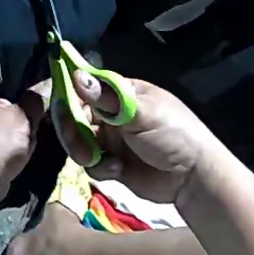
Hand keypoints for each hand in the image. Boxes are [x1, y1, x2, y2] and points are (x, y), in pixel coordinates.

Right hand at [58, 71, 232, 204]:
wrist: (195, 180)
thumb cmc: (174, 135)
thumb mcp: (141, 112)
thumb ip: (107, 97)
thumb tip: (76, 74)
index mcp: (121, 94)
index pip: (85, 88)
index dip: (69, 96)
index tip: (58, 107)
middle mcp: (112, 114)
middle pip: (76, 116)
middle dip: (72, 130)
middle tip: (75, 143)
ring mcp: (112, 139)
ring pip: (79, 140)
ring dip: (82, 150)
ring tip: (93, 159)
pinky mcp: (111, 163)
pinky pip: (91, 162)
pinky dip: (99, 166)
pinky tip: (117, 170)